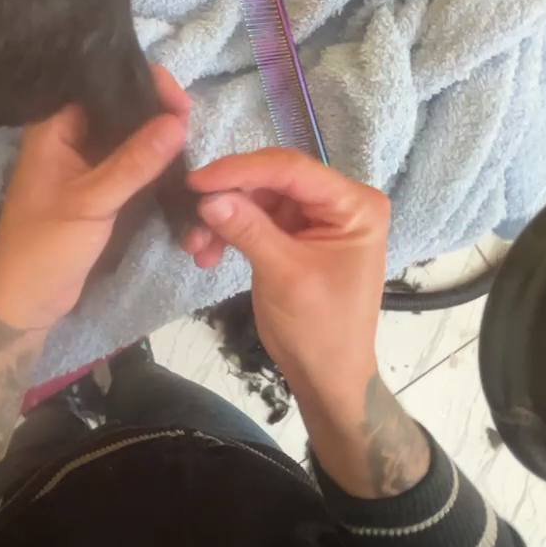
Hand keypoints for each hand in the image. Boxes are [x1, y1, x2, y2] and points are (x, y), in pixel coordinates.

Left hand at [0, 65, 190, 330]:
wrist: (25, 302)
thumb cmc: (45, 247)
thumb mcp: (91, 202)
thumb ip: (134, 162)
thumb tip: (178, 122)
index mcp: (53, 128)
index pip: (101, 86)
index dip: (141, 84)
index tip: (180, 100)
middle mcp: (67, 137)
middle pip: (116, 108)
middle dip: (153, 110)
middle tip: (190, 118)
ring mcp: (81, 163)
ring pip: (124, 136)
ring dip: (153, 136)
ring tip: (190, 137)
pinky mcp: (95, 187)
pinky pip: (125, 162)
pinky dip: (148, 161)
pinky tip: (175, 161)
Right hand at [185, 150, 428, 496]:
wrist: (327, 377)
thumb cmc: (320, 329)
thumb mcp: (283, 275)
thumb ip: (248, 230)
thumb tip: (207, 198)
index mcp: (354, 204)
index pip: (291, 169)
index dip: (241, 170)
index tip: (196, 181)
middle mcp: (338, 201)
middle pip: (272, 180)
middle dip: (229, 196)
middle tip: (191, 213)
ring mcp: (315, 217)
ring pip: (257, 198)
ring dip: (223, 218)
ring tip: (195, 247)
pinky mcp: (295, 232)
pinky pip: (255, 218)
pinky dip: (229, 231)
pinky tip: (207, 254)